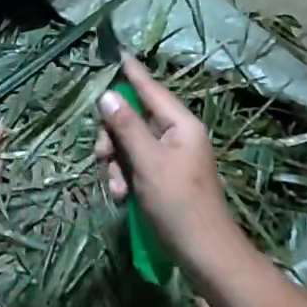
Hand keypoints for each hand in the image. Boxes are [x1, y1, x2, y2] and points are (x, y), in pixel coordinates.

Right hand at [95, 56, 246, 271]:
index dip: (131, 72)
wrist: (204, 253)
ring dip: (115, 164)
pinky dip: (124, 178)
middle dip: (112, 139)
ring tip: (115, 189)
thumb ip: (126, 127)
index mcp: (180, 125)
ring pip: (129, 145)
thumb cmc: (179, 204)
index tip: (116, 52)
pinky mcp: (164, 178)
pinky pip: (135, 166)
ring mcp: (171, 157)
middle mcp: (176, 135)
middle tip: (102, 158)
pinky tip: (122, 198)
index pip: (150, 89)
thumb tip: (107, 95)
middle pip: (132, 119)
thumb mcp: (147, 162)